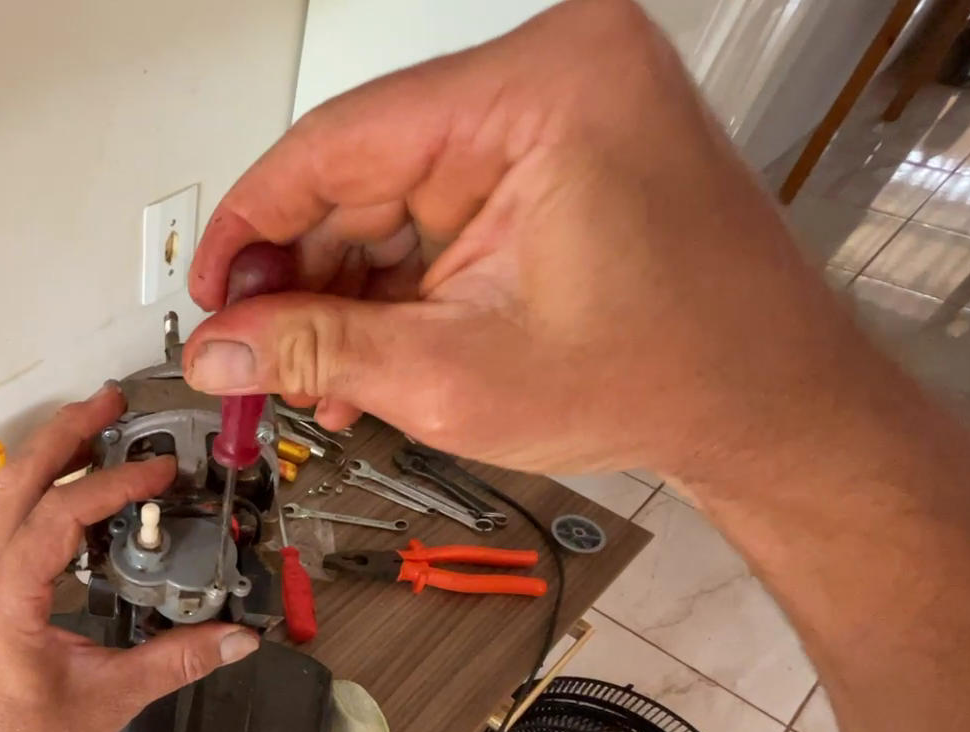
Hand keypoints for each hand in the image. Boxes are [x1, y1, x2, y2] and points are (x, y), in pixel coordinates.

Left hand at [0, 384, 260, 731]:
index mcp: (7, 600)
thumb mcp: (108, 701)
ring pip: (1, 493)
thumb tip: (236, 638)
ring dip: (45, 453)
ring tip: (92, 425)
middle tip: (110, 402)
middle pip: (15, 481)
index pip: (57, 516)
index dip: (110, 485)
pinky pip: (3, 517)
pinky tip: (67, 484)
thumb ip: (174, 663)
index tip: (158, 473)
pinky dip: (35, 486)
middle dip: (64, 434)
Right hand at [181, 0, 887, 482]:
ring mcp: (536, 128)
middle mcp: (536, 87)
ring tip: (313, 383)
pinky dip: (378, 300)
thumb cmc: (656, 375)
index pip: (332, 143)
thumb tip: (212, 350)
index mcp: (533, 95)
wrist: (762, 407)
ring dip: (333, 305)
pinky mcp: (532, 172)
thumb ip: (311, 353)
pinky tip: (357, 363)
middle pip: (350, 180)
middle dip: (294, 283)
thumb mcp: (447, 375)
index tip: (208, 295)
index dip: (248, 226)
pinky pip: (418, 230)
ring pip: (375, 214)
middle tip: (252, 357)